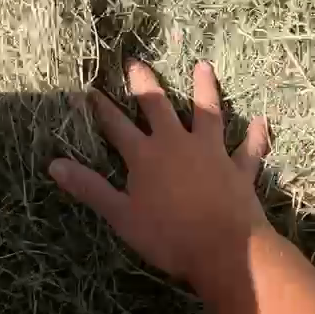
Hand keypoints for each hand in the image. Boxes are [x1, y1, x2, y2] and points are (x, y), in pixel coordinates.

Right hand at [49, 59, 272, 289]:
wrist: (227, 251)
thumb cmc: (168, 236)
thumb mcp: (121, 216)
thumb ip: (89, 188)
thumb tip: (53, 165)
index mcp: (145, 155)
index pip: (116, 125)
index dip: (102, 108)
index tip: (90, 89)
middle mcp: (176, 143)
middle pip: (158, 107)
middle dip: (145, 84)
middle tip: (137, 62)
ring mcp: (211, 153)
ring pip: (207, 113)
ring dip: (205, 90)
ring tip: (204, 66)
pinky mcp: (239, 169)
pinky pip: (248, 149)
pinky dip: (255, 135)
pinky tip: (261, 120)